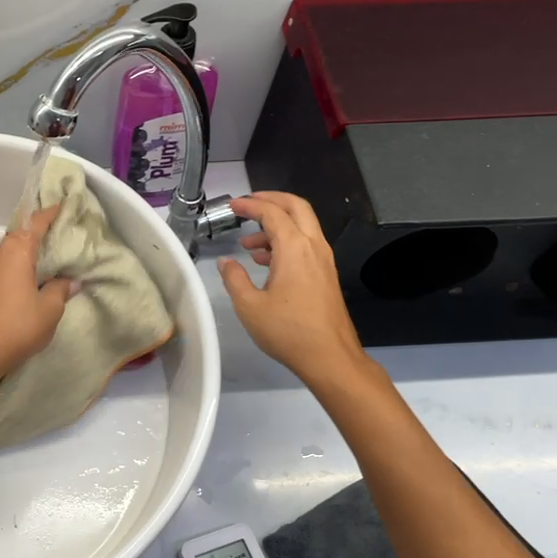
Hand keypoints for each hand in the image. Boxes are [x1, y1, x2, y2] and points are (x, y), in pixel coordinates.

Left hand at [0, 206, 74, 377]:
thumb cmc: (19, 325)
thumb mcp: (50, 308)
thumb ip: (60, 288)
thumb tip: (68, 280)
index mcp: (17, 251)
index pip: (35, 222)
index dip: (50, 213)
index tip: (62, 206)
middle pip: (20, 235)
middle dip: (37, 233)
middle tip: (58, 237)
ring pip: (8, 251)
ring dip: (24, 252)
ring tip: (44, 259)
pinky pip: (1, 266)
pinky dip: (14, 266)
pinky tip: (25, 279)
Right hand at [217, 192, 368, 383]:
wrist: (330, 356)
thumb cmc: (288, 331)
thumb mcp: (249, 306)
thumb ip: (234, 279)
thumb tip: (226, 262)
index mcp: (294, 248)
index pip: (272, 213)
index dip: (250, 205)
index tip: (233, 205)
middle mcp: (313, 246)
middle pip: (296, 207)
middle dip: (272, 200)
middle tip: (249, 204)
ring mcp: (324, 260)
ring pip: (303, 226)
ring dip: (277, 225)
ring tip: (249, 244)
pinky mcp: (326, 274)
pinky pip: (306, 244)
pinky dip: (286, 242)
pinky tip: (267, 262)